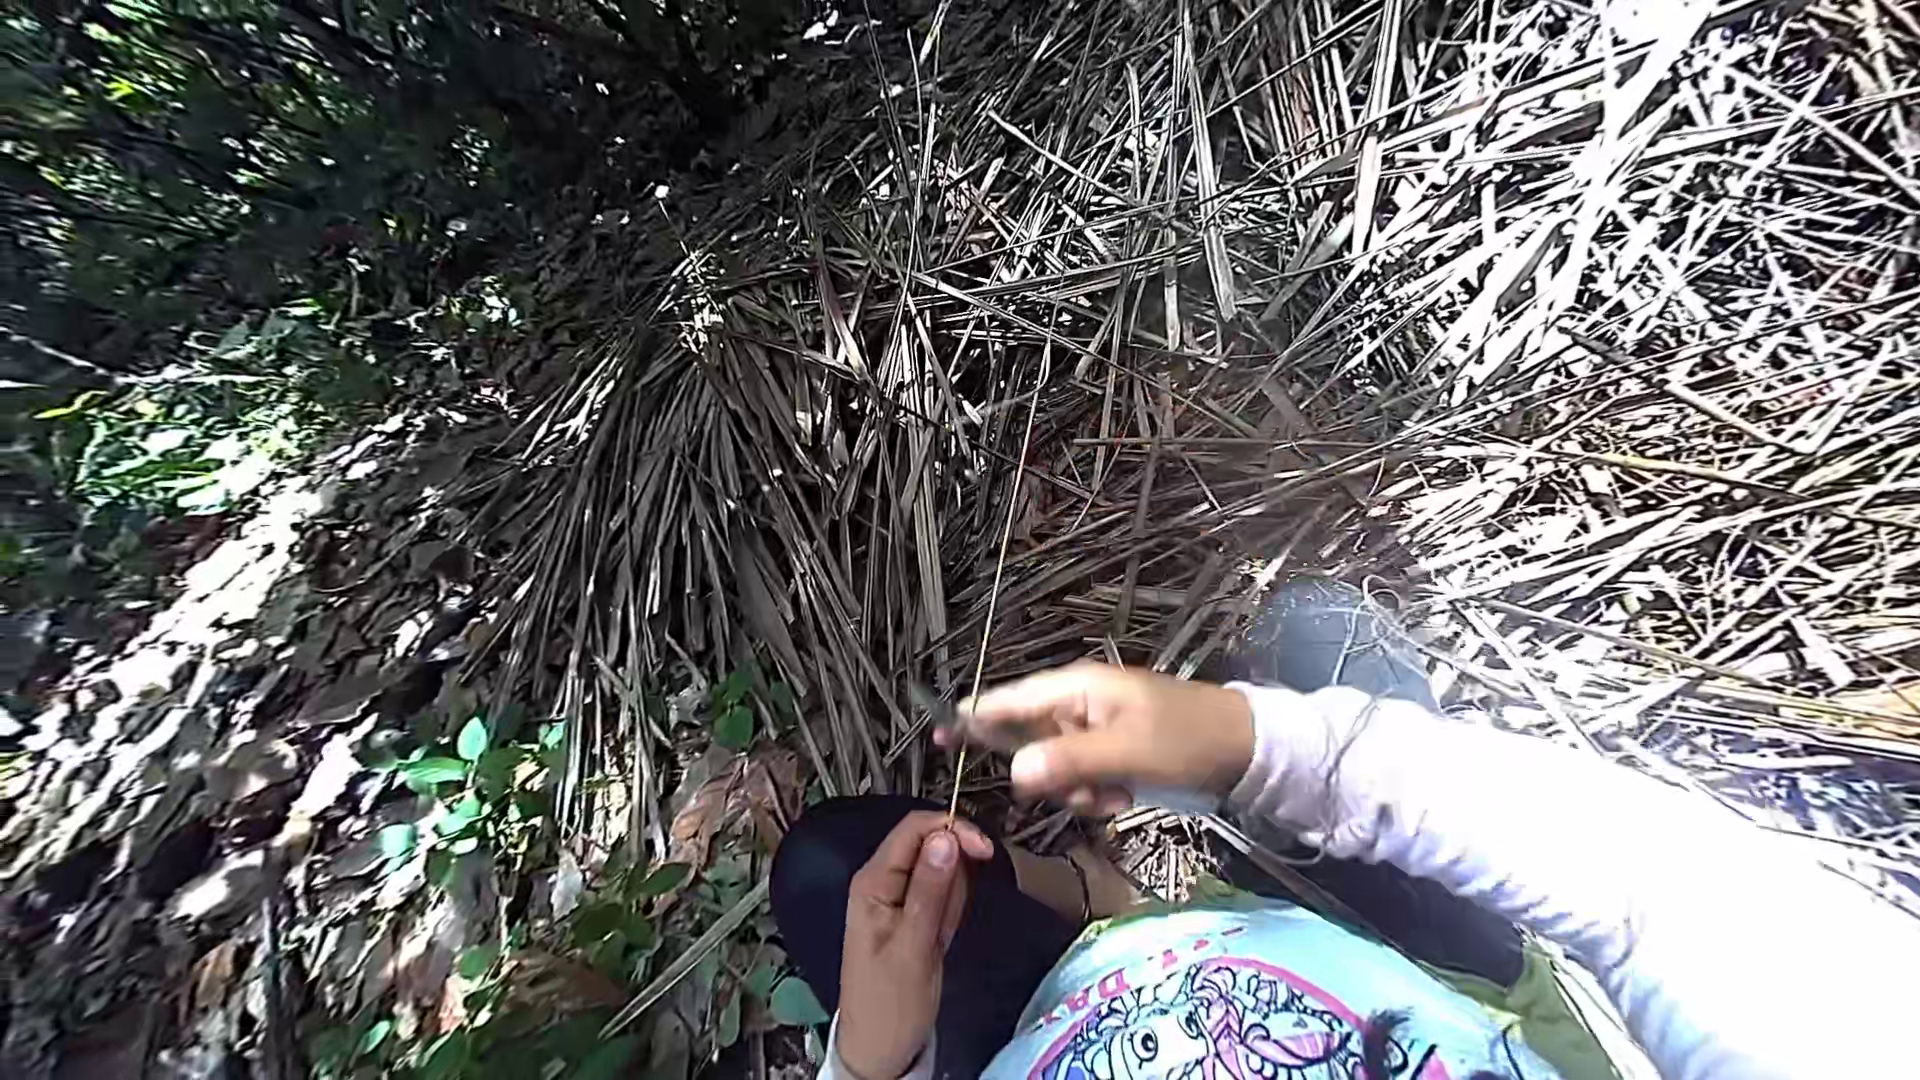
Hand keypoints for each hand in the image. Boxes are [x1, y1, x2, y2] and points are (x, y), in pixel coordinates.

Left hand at [838, 812, 993, 1079]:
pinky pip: (944, 890)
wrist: (882, 1054)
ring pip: (942, 866)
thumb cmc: (891, 1004)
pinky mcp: (915, 908)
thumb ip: (930, 889)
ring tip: (939, 936)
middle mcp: (885, 877)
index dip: (951, 828)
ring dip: (952, 897)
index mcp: (873, 879)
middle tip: (949, 918)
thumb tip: (947, 835)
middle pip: (931, 843)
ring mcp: (900, 892)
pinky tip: (940, 937)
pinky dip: (951, 910)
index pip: (914, 828)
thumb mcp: (912, 948)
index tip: (985, 848)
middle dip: (952, 874)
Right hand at [937, 662, 1253, 813]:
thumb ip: (1068, 760)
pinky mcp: (1107, 749)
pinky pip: (1078, 774)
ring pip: (1053, 763)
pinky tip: (1122, 793)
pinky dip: (1093, 790)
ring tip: (1114, 792)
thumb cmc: (1184, 740)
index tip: (941, 734)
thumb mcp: (1127, 751)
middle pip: (1028, 738)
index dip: (974, 717)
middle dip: (1047, 772)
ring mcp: (1091, 727)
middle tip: (1083, 790)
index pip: (1010, 700)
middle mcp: (1076, 704)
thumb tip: (1014, 771)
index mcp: (1075, 688)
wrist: (1242, 751)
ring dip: (1075, 787)